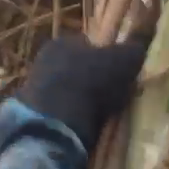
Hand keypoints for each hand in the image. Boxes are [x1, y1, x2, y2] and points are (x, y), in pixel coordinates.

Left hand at [15, 34, 146, 153]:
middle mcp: (44, 59)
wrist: (58, 120)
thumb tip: (138, 48)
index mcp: (64, 41)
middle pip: (76, 68)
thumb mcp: (124, 61)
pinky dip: (69, 117)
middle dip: (92, 80)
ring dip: (80, 100)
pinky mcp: (30, 113)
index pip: (89, 46)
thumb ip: (134, 50)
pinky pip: (57, 112)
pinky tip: (81, 126)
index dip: (107, 59)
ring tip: (98, 115)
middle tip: (110, 97)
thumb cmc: (92, 82)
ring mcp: (33, 86)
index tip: (119, 76)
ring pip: (66, 90)